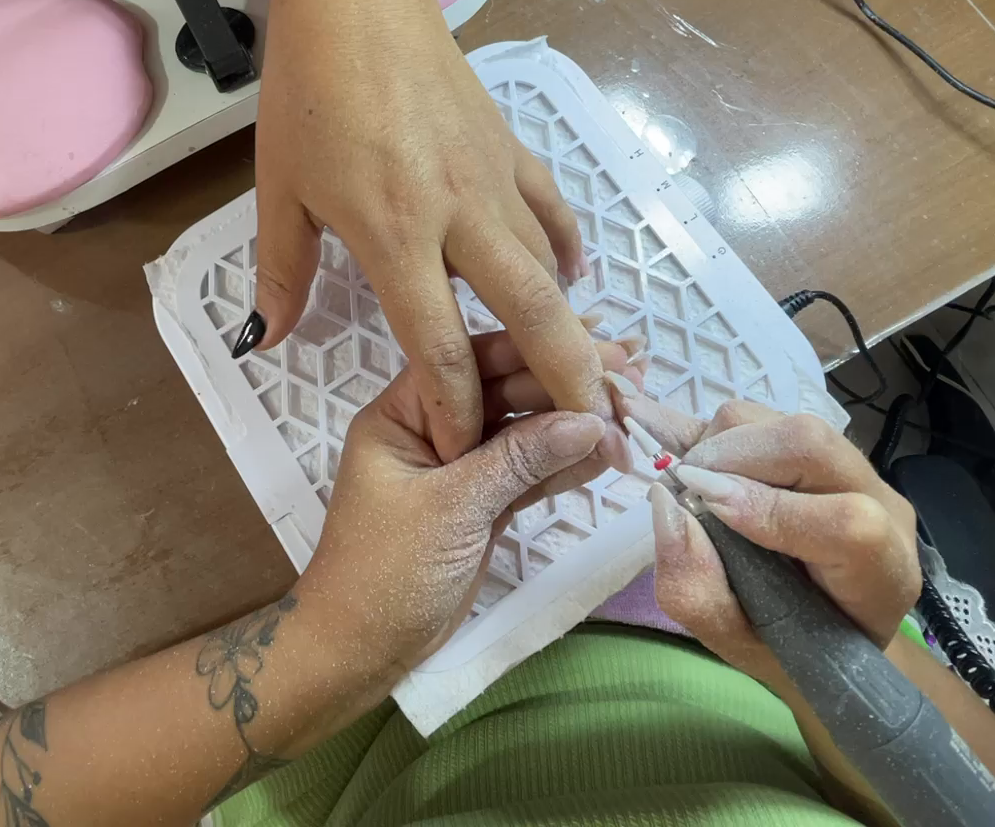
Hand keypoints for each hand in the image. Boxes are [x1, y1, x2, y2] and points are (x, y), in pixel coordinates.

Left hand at [252, 5, 609, 464]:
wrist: (357, 3)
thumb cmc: (308, 98)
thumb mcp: (280, 191)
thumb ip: (281, 274)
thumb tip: (265, 341)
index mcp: (395, 236)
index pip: (438, 344)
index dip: (456, 407)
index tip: (467, 448)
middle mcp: (459, 216)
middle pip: (528, 312)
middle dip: (565, 378)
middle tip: (592, 429)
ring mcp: (495, 180)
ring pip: (548, 265)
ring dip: (567, 321)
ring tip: (581, 368)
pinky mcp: (512, 149)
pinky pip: (552, 210)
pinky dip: (568, 248)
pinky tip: (572, 275)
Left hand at [297, 331, 643, 676]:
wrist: (361, 651)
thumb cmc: (386, 571)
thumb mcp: (451, 508)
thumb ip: (517, 460)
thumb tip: (589, 419)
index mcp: (403, 411)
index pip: (471, 362)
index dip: (531, 349)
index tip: (591, 342)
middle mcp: (433, 428)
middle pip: (504, 393)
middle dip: (563, 386)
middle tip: (628, 377)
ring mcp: (460, 466)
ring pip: (522, 434)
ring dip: (573, 426)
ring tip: (632, 411)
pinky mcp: (481, 501)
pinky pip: (527, 474)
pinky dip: (564, 466)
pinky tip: (607, 453)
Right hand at [613, 386, 919, 689]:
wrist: (824, 628)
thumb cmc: (786, 647)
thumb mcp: (733, 644)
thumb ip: (696, 588)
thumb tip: (665, 507)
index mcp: (881, 574)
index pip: (847, 522)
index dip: (766, 506)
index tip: (701, 506)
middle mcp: (880, 507)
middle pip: (810, 443)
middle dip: (728, 455)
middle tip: (684, 486)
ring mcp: (852, 466)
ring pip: (779, 418)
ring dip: (717, 441)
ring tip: (694, 483)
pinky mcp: (812, 442)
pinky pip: (760, 414)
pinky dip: (709, 430)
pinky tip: (677, 447)